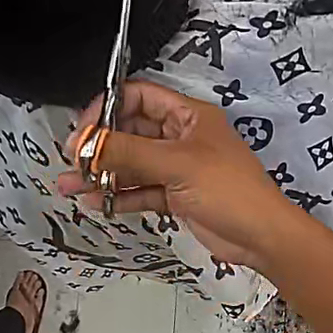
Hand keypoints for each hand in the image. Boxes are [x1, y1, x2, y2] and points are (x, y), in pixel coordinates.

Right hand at [56, 80, 310, 271]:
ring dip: (103, 174)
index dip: (109, 107)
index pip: (140, 96)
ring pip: (133, 165)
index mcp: (190, 117)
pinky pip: (141, 191)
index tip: (85, 127)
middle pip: (132, 132)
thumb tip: (84, 143)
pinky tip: (95, 201)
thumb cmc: (233, 192)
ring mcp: (181, 169)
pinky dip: (119, 196)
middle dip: (101, 145)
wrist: (262, 236)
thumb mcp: (177, 164)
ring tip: (70, 184)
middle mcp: (184, 138)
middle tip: (74, 160)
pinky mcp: (179, 197)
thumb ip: (127, 153)